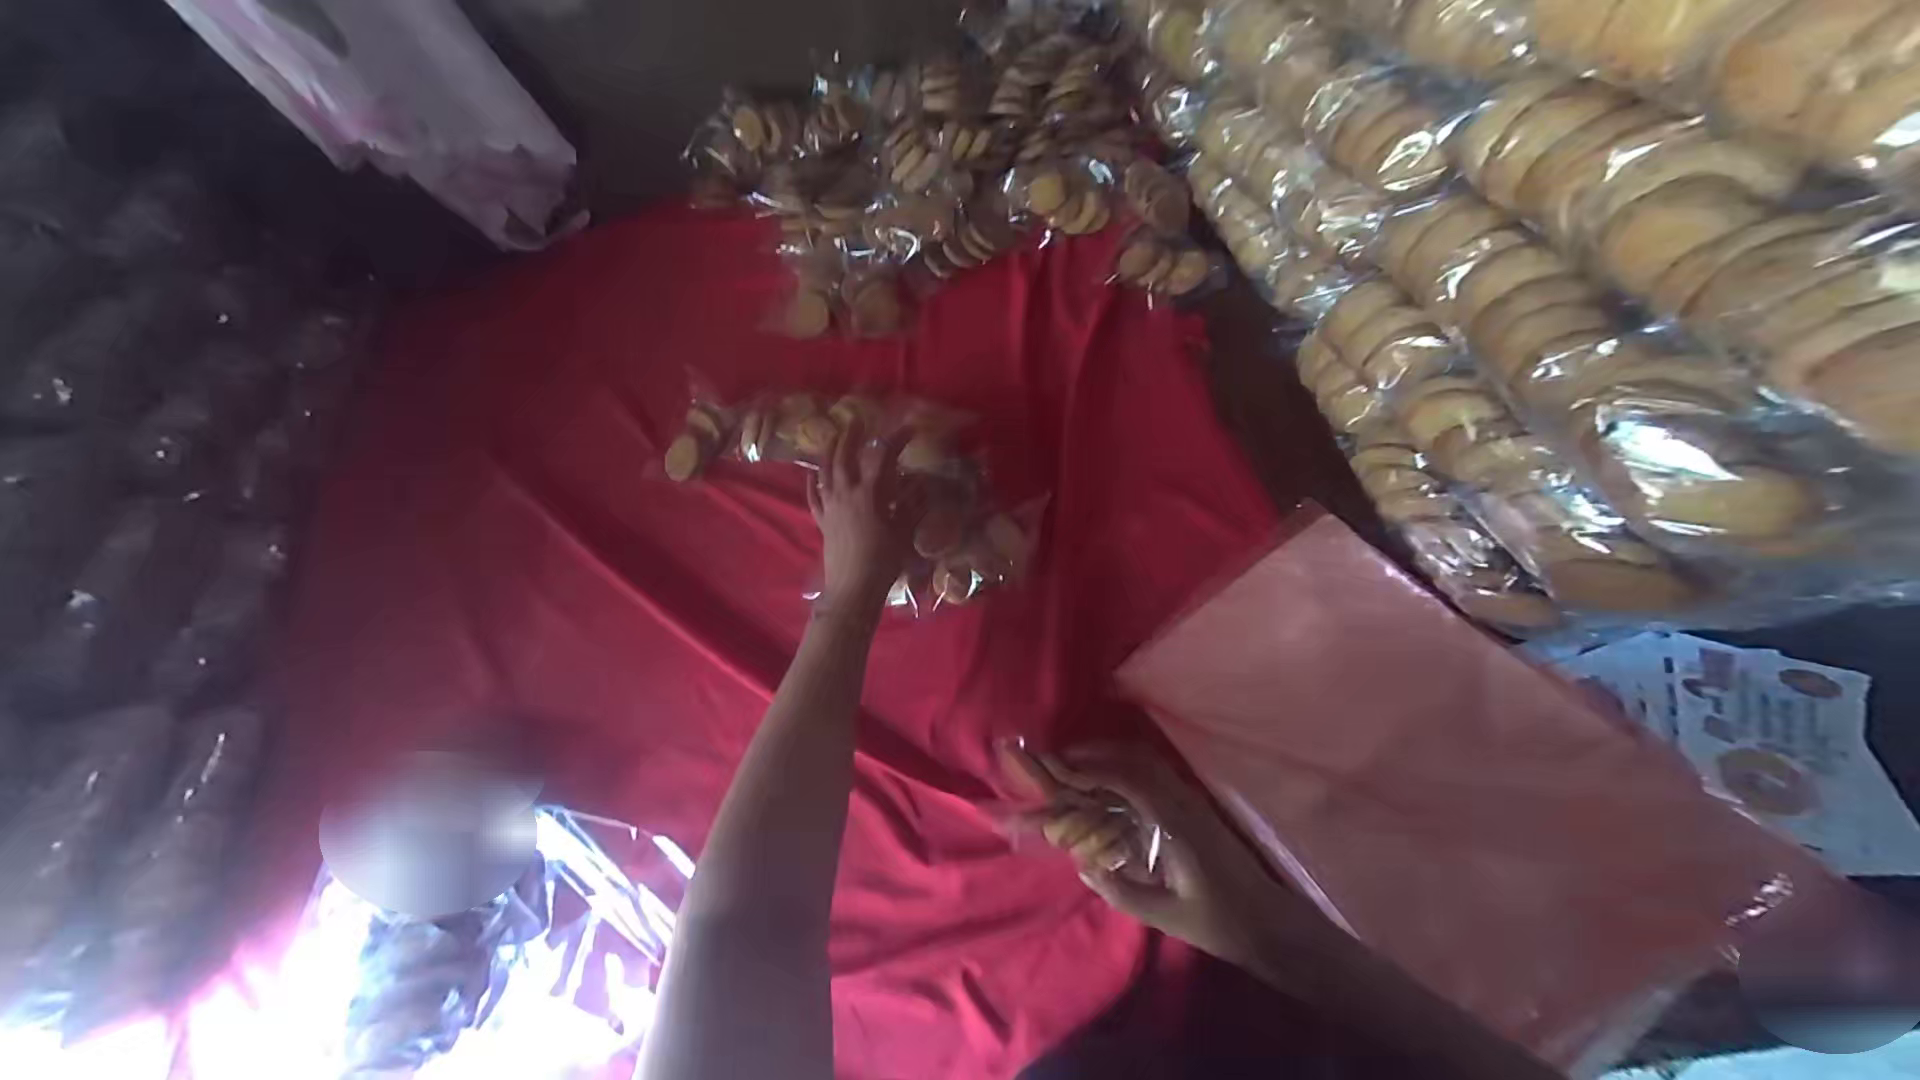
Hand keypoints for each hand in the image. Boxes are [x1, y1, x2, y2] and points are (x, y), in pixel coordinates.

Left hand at [807, 421, 909, 617]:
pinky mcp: (822, 521)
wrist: (854, 588)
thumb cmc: (883, 561)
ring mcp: (831, 506)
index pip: (883, 457)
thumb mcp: (904, 532)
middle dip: (851, 435)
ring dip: (829, 452)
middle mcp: (846, 493)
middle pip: (845, 456)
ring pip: (825, 471)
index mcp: (870, 494)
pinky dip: (813, 482)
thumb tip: (921, 486)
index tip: (908, 429)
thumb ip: (911, 506)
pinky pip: (814, 496)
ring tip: (833, 439)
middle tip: (857, 421)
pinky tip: (813, 475)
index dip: (896, 440)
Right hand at [1028, 742, 1344, 989]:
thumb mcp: (1167, 917)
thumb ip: (1122, 892)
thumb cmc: (1219, 921)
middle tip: (1059, 760)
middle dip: (1094, 753)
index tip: (1059, 767)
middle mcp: (1182, 800)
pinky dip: (1124, 764)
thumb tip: (1082, 866)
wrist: (1270, 921)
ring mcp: (1190, 798)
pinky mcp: (1192, 803)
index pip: (1128, 780)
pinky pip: (1153, 770)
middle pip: (1134, 758)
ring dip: (1109, 755)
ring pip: (1145, 759)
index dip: (1092, 769)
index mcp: (1175, 823)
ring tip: (1078, 765)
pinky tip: (1108, 780)